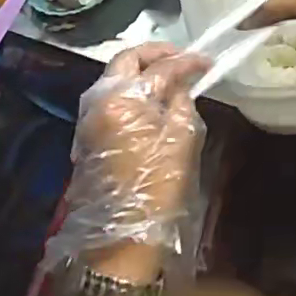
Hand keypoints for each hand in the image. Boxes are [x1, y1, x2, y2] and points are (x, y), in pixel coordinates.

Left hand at [60, 44, 208, 259]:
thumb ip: (181, 100)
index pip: (160, 67)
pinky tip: (152, 100)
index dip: (188, 61)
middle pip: (126, 61)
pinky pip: (110, 99)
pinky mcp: (86, 138)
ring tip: (170, 76)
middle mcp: (98, 102)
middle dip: (156, 54)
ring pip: (114, 78)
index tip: (208, 62)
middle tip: (182, 58)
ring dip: (141, 71)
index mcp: (122, 98)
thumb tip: (181, 83)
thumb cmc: (157, 186)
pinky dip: (131, 91)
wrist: (120, 242)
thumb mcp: (182, 136)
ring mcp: (88, 120)